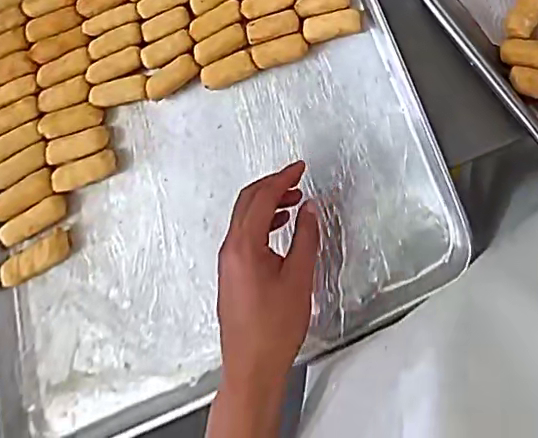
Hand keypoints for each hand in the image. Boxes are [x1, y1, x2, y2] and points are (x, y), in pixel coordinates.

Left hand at [216, 162, 319, 396]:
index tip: (298, 168)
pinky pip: (244, 234)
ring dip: (268, 202)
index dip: (282, 178)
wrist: (252, 369)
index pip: (263, 198)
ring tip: (293, 201)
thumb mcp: (299, 276)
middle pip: (248, 201)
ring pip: (245, 217)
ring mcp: (228, 263)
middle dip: (273, 184)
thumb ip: (305, 236)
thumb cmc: (272, 331)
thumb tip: (309, 210)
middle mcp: (231, 250)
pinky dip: (263, 221)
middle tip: (295, 177)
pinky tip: (280, 228)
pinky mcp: (231, 274)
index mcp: (244, 246)